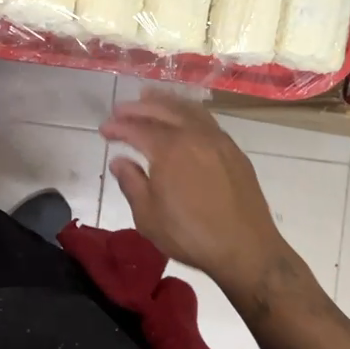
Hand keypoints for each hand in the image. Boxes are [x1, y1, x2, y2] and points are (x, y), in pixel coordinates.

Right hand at [100, 90, 314, 313]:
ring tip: (150, 98)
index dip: (118, 127)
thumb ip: (131, 183)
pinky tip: (183, 119)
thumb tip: (119, 161)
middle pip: (163, 110)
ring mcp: (218, 141)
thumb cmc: (190, 236)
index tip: (103, 130)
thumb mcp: (148, 216)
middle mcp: (194, 136)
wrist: (246, 250)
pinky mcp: (233, 152)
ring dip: (166, 102)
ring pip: (188, 110)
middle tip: (121, 109)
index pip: (137, 129)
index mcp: (169, 150)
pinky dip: (189, 112)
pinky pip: (207, 120)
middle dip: (139, 108)